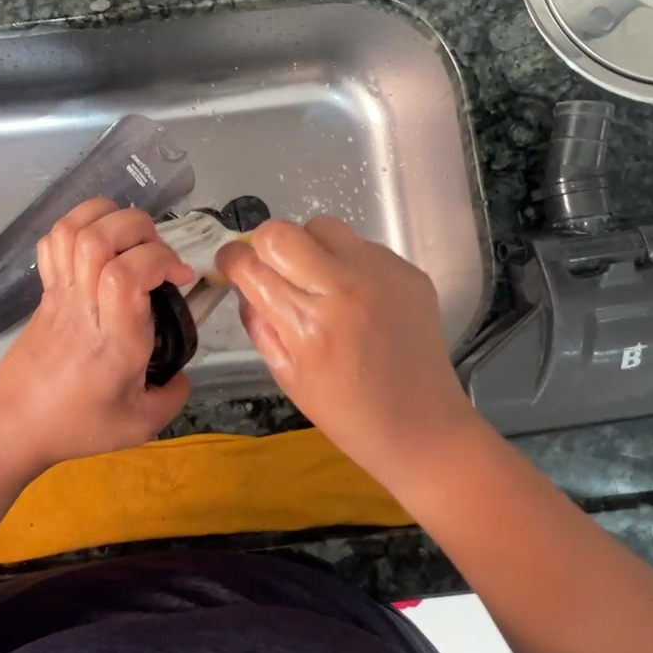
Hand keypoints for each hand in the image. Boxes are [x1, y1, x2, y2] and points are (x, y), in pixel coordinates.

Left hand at [0, 198, 195, 470]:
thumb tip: (183, 373)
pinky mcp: (44, 290)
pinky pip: (53, 241)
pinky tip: (100, 243)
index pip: (128, 274)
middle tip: (158, 253)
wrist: (11, 425)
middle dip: (140, 229)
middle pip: (100, 238)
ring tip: (132, 239)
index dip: (160, 260)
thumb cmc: (75, 426)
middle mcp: (84, 305)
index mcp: (113, 338)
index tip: (181, 277)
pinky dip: (79, 225)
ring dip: (109, 217)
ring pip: (74, 229)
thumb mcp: (141, 425)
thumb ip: (173, 396)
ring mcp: (59, 293)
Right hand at [215, 216, 488, 485]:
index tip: (231, 266)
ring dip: (307, 246)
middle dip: (263, 245)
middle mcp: (343, 288)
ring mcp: (380, 274)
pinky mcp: (407, 271)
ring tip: (316, 279)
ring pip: (323, 227)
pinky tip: (355, 296)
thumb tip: (245, 283)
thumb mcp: (285, 374)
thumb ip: (259, 323)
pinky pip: (360, 246)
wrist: (421, 425)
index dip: (231, 261)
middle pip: (281, 232)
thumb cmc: (345, 411)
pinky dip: (346, 262)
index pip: (250, 265)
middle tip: (270, 268)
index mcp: (306, 323)